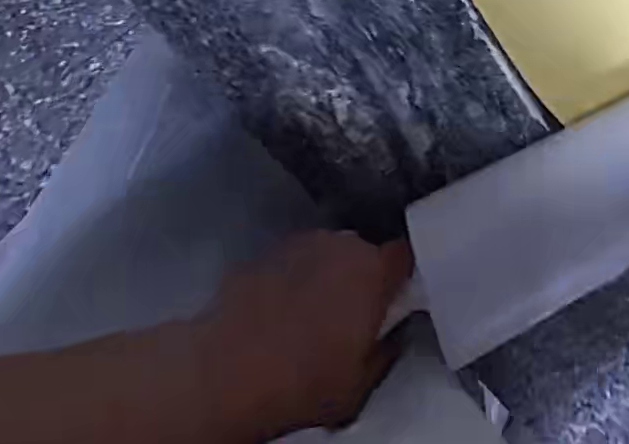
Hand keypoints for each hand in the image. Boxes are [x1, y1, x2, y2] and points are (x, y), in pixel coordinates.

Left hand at [197, 231, 412, 437]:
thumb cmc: (303, 381)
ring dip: (328, 274)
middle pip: (365, 253)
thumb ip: (386, 351)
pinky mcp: (270, 249)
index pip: (403, 255)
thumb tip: (394, 332)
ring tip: (309, 311)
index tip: (394, 296)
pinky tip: (277, 308)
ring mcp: (304, 241)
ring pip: (329, 253)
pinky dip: (294, 276)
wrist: (225, 369)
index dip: (401, 274)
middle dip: (362, 277)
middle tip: (350, 314)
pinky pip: (296, 259)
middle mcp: (343, 244)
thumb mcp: (359, 386)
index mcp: (373, 272)